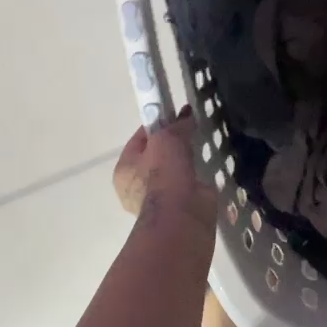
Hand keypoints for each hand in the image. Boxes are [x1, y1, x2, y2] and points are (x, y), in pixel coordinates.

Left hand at [114, 110, 217, 227]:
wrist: (181, 212)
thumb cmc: (164, 172)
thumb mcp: (168, 137)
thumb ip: (177, 124)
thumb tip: (187, 115)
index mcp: (124, 169)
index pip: (139, 138)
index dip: (158, 124)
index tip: (176, 116)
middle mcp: (134, 186)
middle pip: (153, 155)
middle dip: (171, 143)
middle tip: (190, 132)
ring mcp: (154, 199)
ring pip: (168, 171)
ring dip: (182, 161)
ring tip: (199, 148)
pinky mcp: (173, 207)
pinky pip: (181, 184)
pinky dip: (191, 176)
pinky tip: (203, 167)